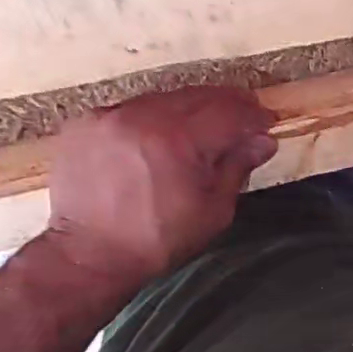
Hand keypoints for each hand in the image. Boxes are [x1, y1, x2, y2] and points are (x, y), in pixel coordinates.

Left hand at [44, 86, 278, 287]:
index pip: (228, 112)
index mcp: (178, 139)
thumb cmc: (157, 241)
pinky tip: (159, 138)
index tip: (267, 122)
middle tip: (244, 117)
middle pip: (197, 95)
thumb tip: (262, 141)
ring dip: (189, 109)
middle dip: (226, 105)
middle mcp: (142, 116)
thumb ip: (237, 168)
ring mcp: (109, 116)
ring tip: (203, 129)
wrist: (89, 255)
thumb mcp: (211, 211)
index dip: (253, 115)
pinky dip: (151, 119)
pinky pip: (129, 110)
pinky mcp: (85, 123)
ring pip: (162, 98)